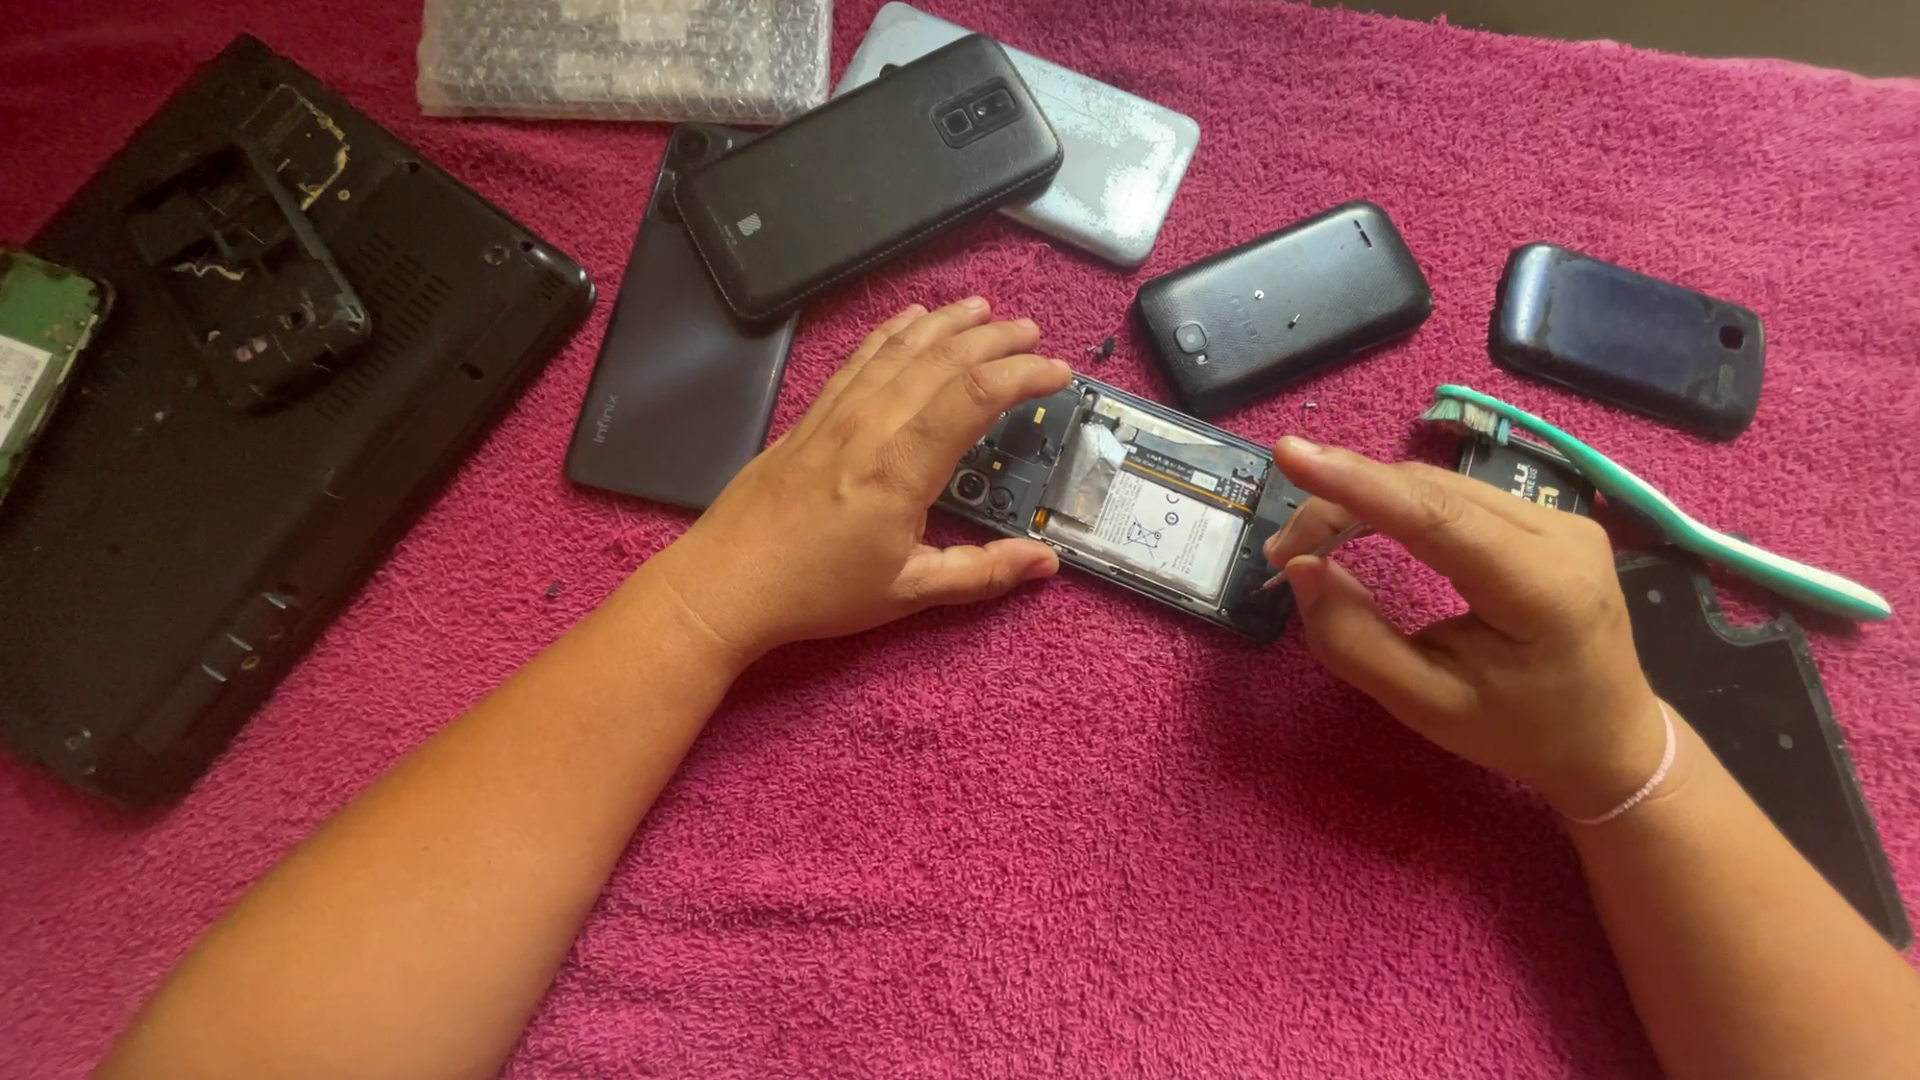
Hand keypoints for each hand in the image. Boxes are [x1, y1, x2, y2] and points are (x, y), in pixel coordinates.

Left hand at [646, 298, 1073, 661]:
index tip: (1057, 374)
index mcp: (900, 469)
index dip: (1022, 376)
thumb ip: (982, 573)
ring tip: (985, 310)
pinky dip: (893, 332)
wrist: (726, 583)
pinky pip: (860, 357)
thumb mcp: (908, 594)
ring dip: (948, 324)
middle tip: (1032, 335)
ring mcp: (837, 413)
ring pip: (901, 349)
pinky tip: (912, 319)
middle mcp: (870, 425)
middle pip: (942, 359)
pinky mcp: (812, 414)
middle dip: (995, 340)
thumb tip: (1045, 562)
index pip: (972, 397)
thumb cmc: (818, 592)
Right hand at [1264, 437, 1668, 818]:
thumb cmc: (1517, 729)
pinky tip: (1353, 524)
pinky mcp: (1539, 516)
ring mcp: (1554, 518)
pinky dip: (1386, 504)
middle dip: (1339, 504)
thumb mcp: (1422, 703)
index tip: (1289, 455)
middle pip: (1423, 492)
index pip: (1435, 517)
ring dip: (1357, 502)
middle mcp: (1558, 535)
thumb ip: (1353, 640)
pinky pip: (1445, 494)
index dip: (1356, 484)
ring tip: (1306, 544)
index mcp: (1542, 591)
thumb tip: (1301, 568)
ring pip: (1429, 485)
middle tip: (1281, 552)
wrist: (1609, 736)